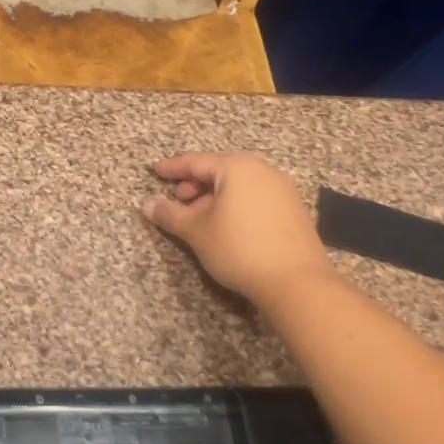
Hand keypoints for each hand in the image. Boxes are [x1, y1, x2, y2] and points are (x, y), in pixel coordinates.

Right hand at [143, 152, 336, 305]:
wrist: (296, 281)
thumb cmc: (239, 248)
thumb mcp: (197, 231)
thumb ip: (170, 215)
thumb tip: (148, 205)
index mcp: (237, 168)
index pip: (197, 161)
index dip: (173, 167)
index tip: (155, 170)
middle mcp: (262, 170)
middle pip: (220, 170)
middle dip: (195, 183)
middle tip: (179, 198)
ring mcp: (282, 189)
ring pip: (239, 184)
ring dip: (215, 196)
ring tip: (200, 216)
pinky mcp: (292, 209)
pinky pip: (255, 197)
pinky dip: (235, 204)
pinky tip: (227, 225)